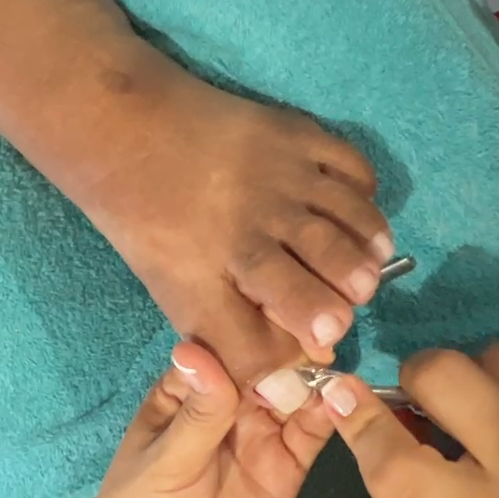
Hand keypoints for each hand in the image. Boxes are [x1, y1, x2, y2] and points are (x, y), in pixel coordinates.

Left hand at [0, 0, 389, 400]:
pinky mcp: (294, 135)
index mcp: (200, 281)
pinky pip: (351, 168)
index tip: (305, 355)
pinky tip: (358, 214)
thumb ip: (225, 329)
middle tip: (343, 317)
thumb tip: (289, 367)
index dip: (283, 363)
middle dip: (336, 315)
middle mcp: (243, 234)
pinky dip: (364, 197)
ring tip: (368, 273)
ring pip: (344, 230)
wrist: (129, 131)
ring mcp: (275, 179)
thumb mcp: (171, 288)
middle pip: (309, 293)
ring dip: (365, 257)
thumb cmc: (149, 223)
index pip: (253, 346)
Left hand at [63, 341, 336, 497]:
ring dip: (318, 378)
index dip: (255, 328)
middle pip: (270, 362)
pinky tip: (345, 401)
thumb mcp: (163, 461)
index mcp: (191, 386)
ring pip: (297, 391)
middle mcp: (231, 398)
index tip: (286, 310)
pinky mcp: (288, 463)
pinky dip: (331, 414)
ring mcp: (263, 429)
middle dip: (295, 349)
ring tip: (336, 367)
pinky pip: (313, 432)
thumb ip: (196, 414)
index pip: (227, 345)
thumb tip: (198, 348)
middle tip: (323, 335)